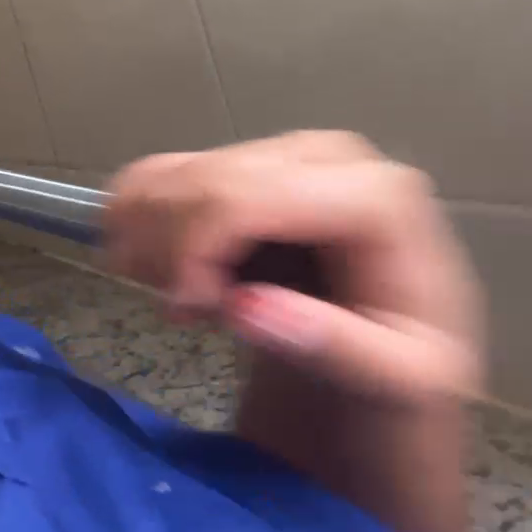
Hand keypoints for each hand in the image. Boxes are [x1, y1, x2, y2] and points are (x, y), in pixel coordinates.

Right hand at [106, 132, 482, 407]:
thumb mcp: (399, 379)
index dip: (190, 250)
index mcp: (373, 196)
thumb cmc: (400, 358)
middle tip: (177, 310)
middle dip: (164, 250)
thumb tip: (249, 306)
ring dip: (143, 240)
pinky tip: (156, 262)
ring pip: (162, 179)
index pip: (238, 199)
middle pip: (194, 185)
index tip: (186, 311)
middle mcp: (321, 155)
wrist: (385, 338)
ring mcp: (271, 151)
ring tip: (171, 291)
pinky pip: (150, 174)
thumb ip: (339, 348)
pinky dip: (131, 219)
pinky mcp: (232, 159)